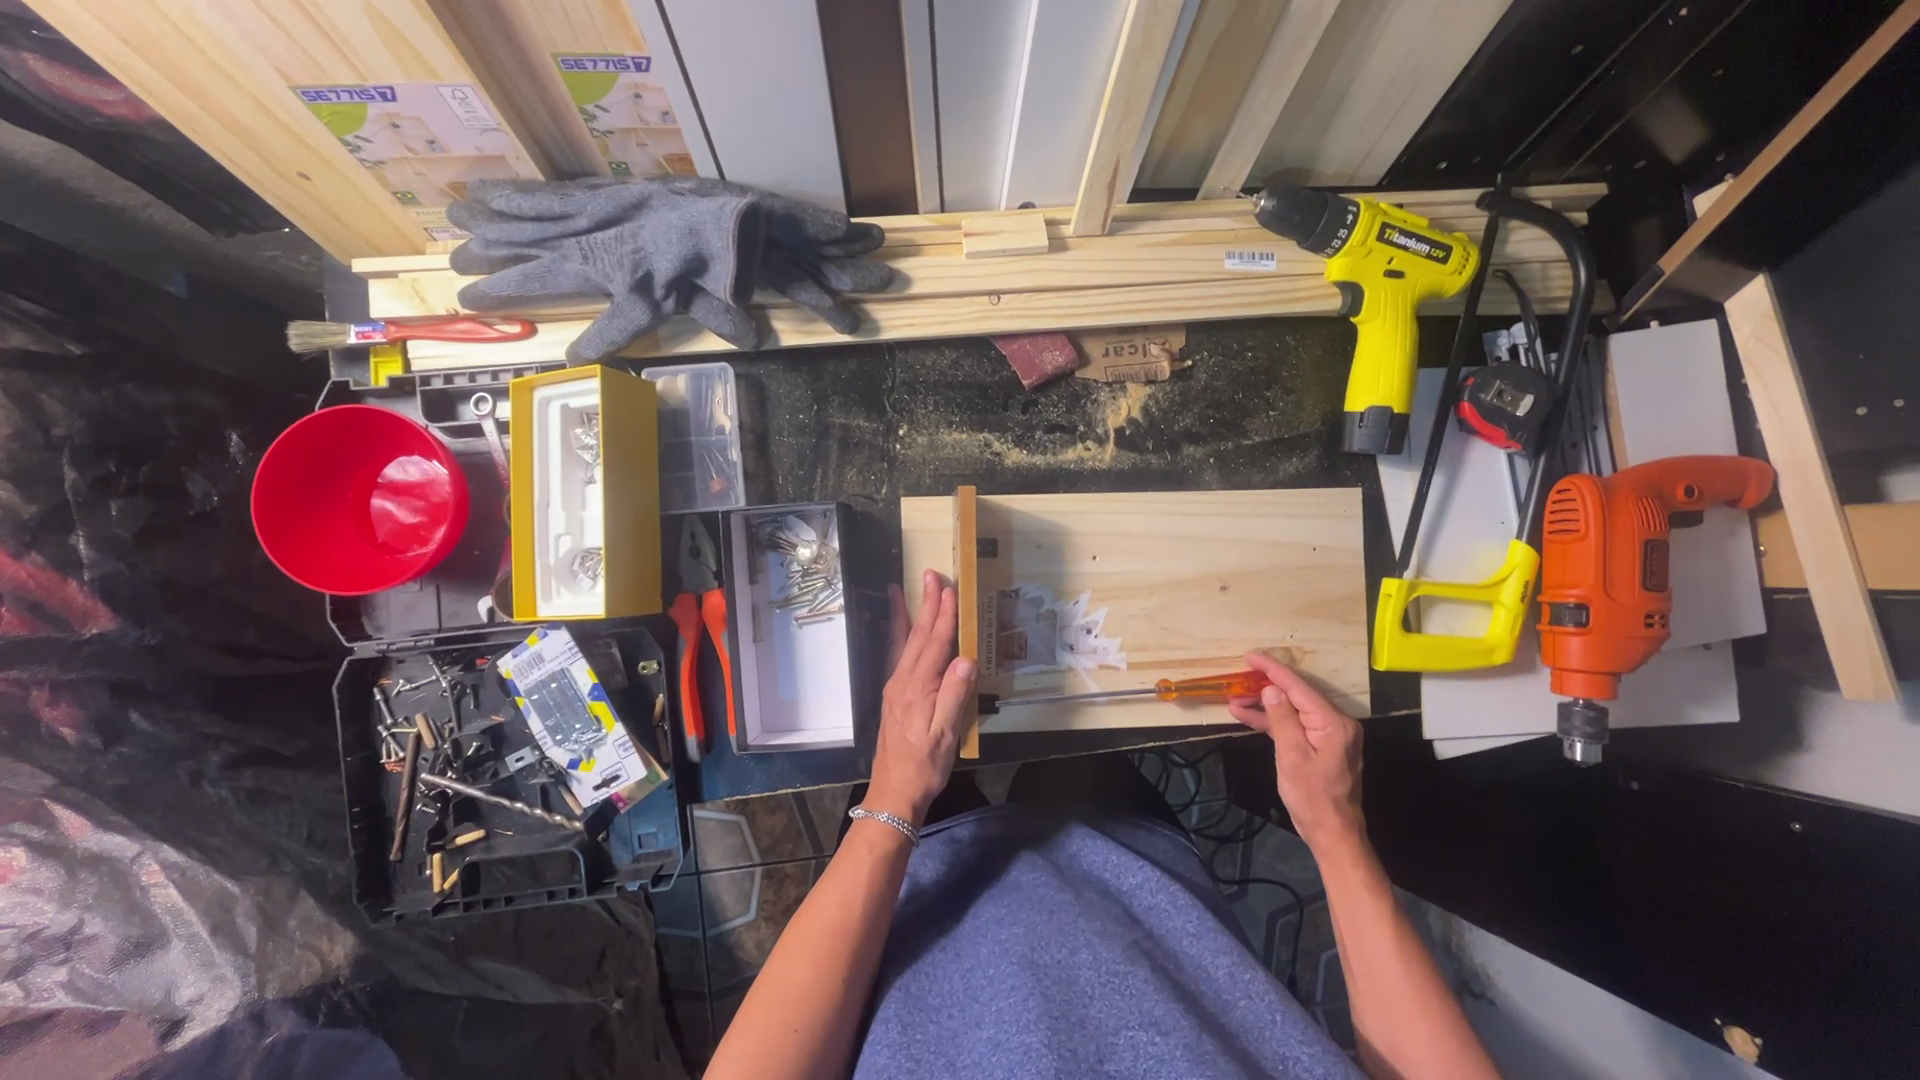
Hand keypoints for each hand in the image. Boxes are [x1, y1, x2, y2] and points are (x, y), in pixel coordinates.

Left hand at [866, 571, 977, 825]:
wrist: (894, 791)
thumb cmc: (925, 766)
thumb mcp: (945, 734)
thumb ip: (954, 695)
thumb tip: (966, 658)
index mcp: (918, 688)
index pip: (935, 643)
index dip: (944, 615)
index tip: (950, 588)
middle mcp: (902, 681)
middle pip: (918, 636)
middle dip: (927, 605)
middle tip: (931, 575)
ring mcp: (895, 688)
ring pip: (905, 643)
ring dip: (910, 615)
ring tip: (904, 589)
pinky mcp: (893, 696)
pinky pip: (896, 655)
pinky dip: (896, 635)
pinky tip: (896, 629)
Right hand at [1228, 651, 1366, 854]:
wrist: (1332, 833)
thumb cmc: (1312, 797)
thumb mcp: (1291, 756)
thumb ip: (1282, 719)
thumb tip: (1272, 689)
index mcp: (1332, 723)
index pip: (1298, 687)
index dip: (1272, 670)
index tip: (1249, 656)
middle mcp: (1336, 723)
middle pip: (1296, 696)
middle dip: (1264, 688)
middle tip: (1236, 682)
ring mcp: (1330, 735)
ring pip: (1293, 711)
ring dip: (1265, 706)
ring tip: (1235, 702)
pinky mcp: (1322, 746)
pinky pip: (1295, 726)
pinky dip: (1274, 722)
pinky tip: (1249, 717)